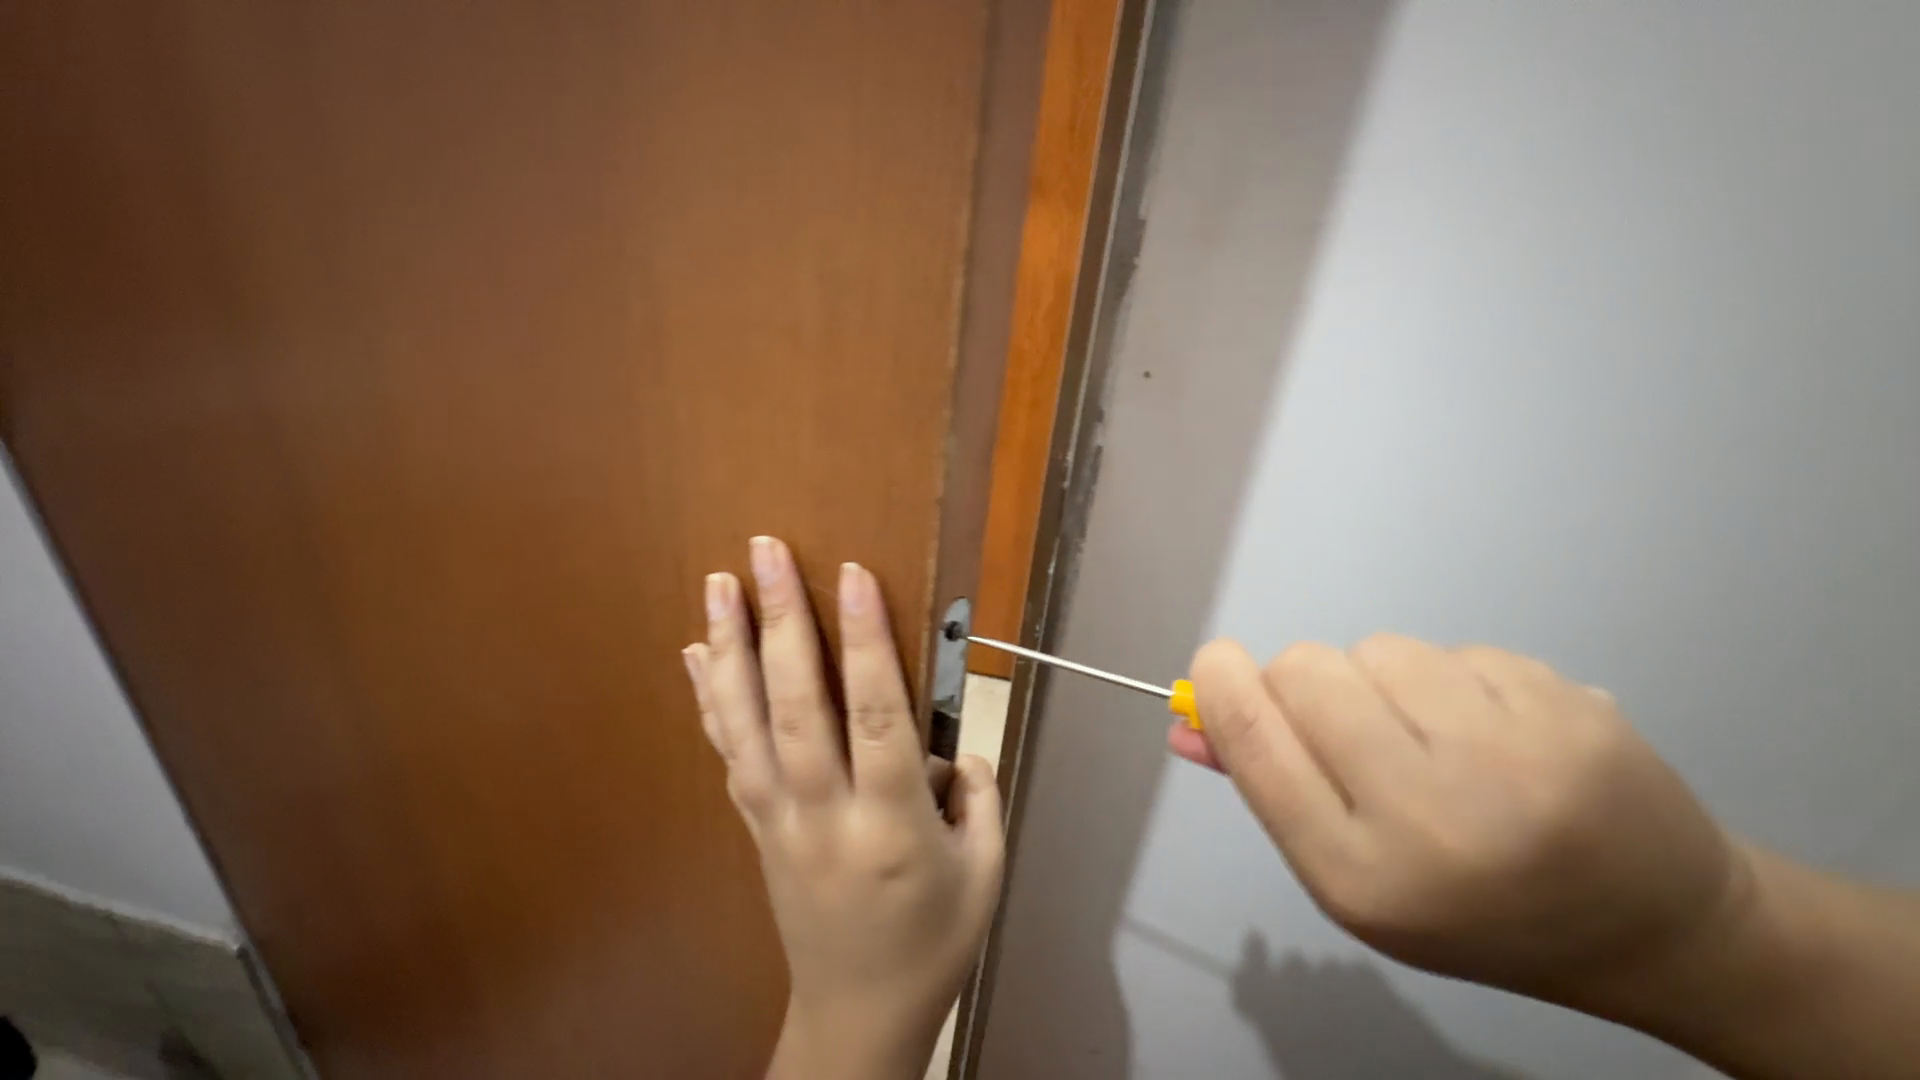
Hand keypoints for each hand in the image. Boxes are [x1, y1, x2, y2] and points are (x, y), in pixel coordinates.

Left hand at [683, 537, 1003, 1079]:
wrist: (857, 1012)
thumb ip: (977, 794)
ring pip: (748, 724)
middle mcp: (824, 814)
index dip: (865, 642)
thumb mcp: (986, 871)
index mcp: (892, 827)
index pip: (878, 718)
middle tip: (767, 554)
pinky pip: (729, 752)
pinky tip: (699, 654)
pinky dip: (711, 698)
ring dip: (732, 648)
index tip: (854, 577)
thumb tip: (950, 741)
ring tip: (720, 584)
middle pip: (797, 707)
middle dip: (782, 623)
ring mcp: (778, 819)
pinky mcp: (756, 824)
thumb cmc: (932, 943)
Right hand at [1173, 635, 1753, 1007]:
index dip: (1220, 685)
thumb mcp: (1353, 875)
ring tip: (1433, 737)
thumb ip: (1269, 789)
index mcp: (1362, 875)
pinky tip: (1496, 732)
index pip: (1257, 740)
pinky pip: (1452, 649)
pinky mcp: (1569, 709)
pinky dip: (1452, 680)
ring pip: (1378, 649)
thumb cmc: (1472, 912)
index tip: (1215, 664)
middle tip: (1343, 721)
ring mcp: (1512, 758)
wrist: (1656, 927)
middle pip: (1305, 671)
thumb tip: (1188, 723)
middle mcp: (1433, 817)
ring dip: (1382, 679)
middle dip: (1304, 682)